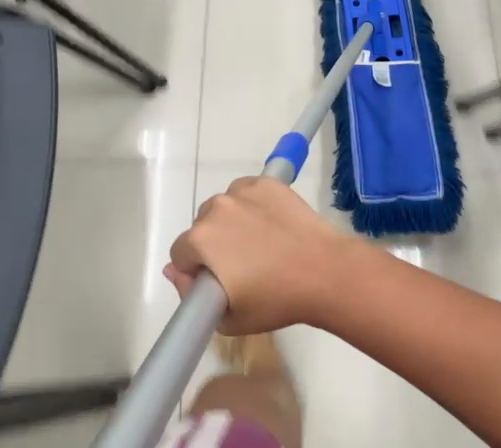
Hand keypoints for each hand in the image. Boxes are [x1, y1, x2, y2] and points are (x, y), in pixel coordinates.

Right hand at [164, 177, 370, 334]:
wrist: (324, 271)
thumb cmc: (275, 300)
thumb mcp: (228, 318)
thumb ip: (191, 296)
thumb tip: (176, 271)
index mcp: (200, 240)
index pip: (180, 253)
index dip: (195, 270)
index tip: (218, 282)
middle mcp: (215, 208)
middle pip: (201, 227)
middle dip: (213, 245)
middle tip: (242, 265)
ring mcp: (242, 191)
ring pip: (224, 208)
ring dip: (231, 223)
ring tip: (260, 244)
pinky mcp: (266, 182)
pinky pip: (246, 193)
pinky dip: (251, 205)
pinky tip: (271, 225)